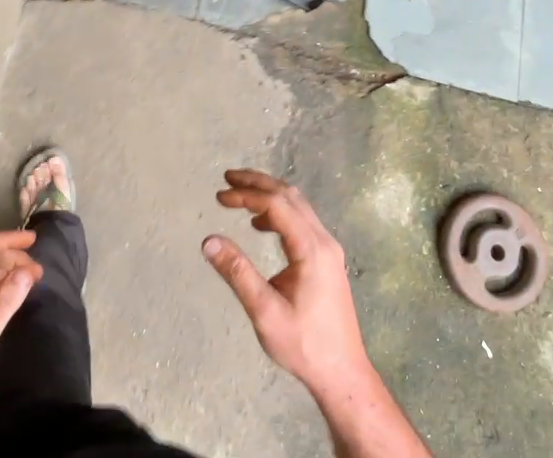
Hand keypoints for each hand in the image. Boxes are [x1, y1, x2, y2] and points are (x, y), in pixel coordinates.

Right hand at [202, 169, 371, 397]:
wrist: (343, 373)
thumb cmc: (304, 345)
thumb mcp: (264, 311)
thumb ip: (237, 273)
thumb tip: (209, 241)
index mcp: (312, 249)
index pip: (277, 205)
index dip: (246, 196)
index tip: (219, 196)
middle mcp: (324, 242)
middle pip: (290, 196)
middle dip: (257, 183)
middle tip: (227, 179)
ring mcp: (329, 250)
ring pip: (298, 206)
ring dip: (269, 195)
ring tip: (239, 195)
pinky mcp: (327, 260)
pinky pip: (302, 221)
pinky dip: (279, 213)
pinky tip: (260, 225)